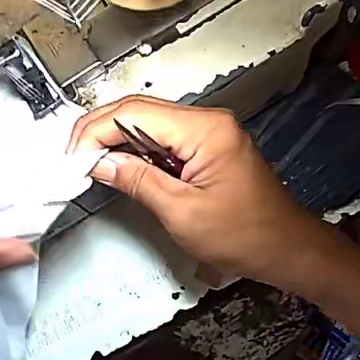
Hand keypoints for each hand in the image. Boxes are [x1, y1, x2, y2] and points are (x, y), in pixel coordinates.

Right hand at [68, 96, 336, 289]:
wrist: (285, 249)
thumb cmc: (247, 235)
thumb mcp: (181, 212)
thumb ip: (137, 180)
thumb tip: (100, 163)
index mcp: (205, 130)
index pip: (134, 113)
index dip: (96, 132)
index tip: (74, 157)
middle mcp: (206, 122)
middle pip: (137, 110)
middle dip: (99, 132)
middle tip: (73, 158)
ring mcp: (205, 132)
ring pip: (144, 122)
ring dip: (113, 140)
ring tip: (88, 163)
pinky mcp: (202, 147)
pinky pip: (158, 138)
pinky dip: (132, 150)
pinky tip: (116, 165)